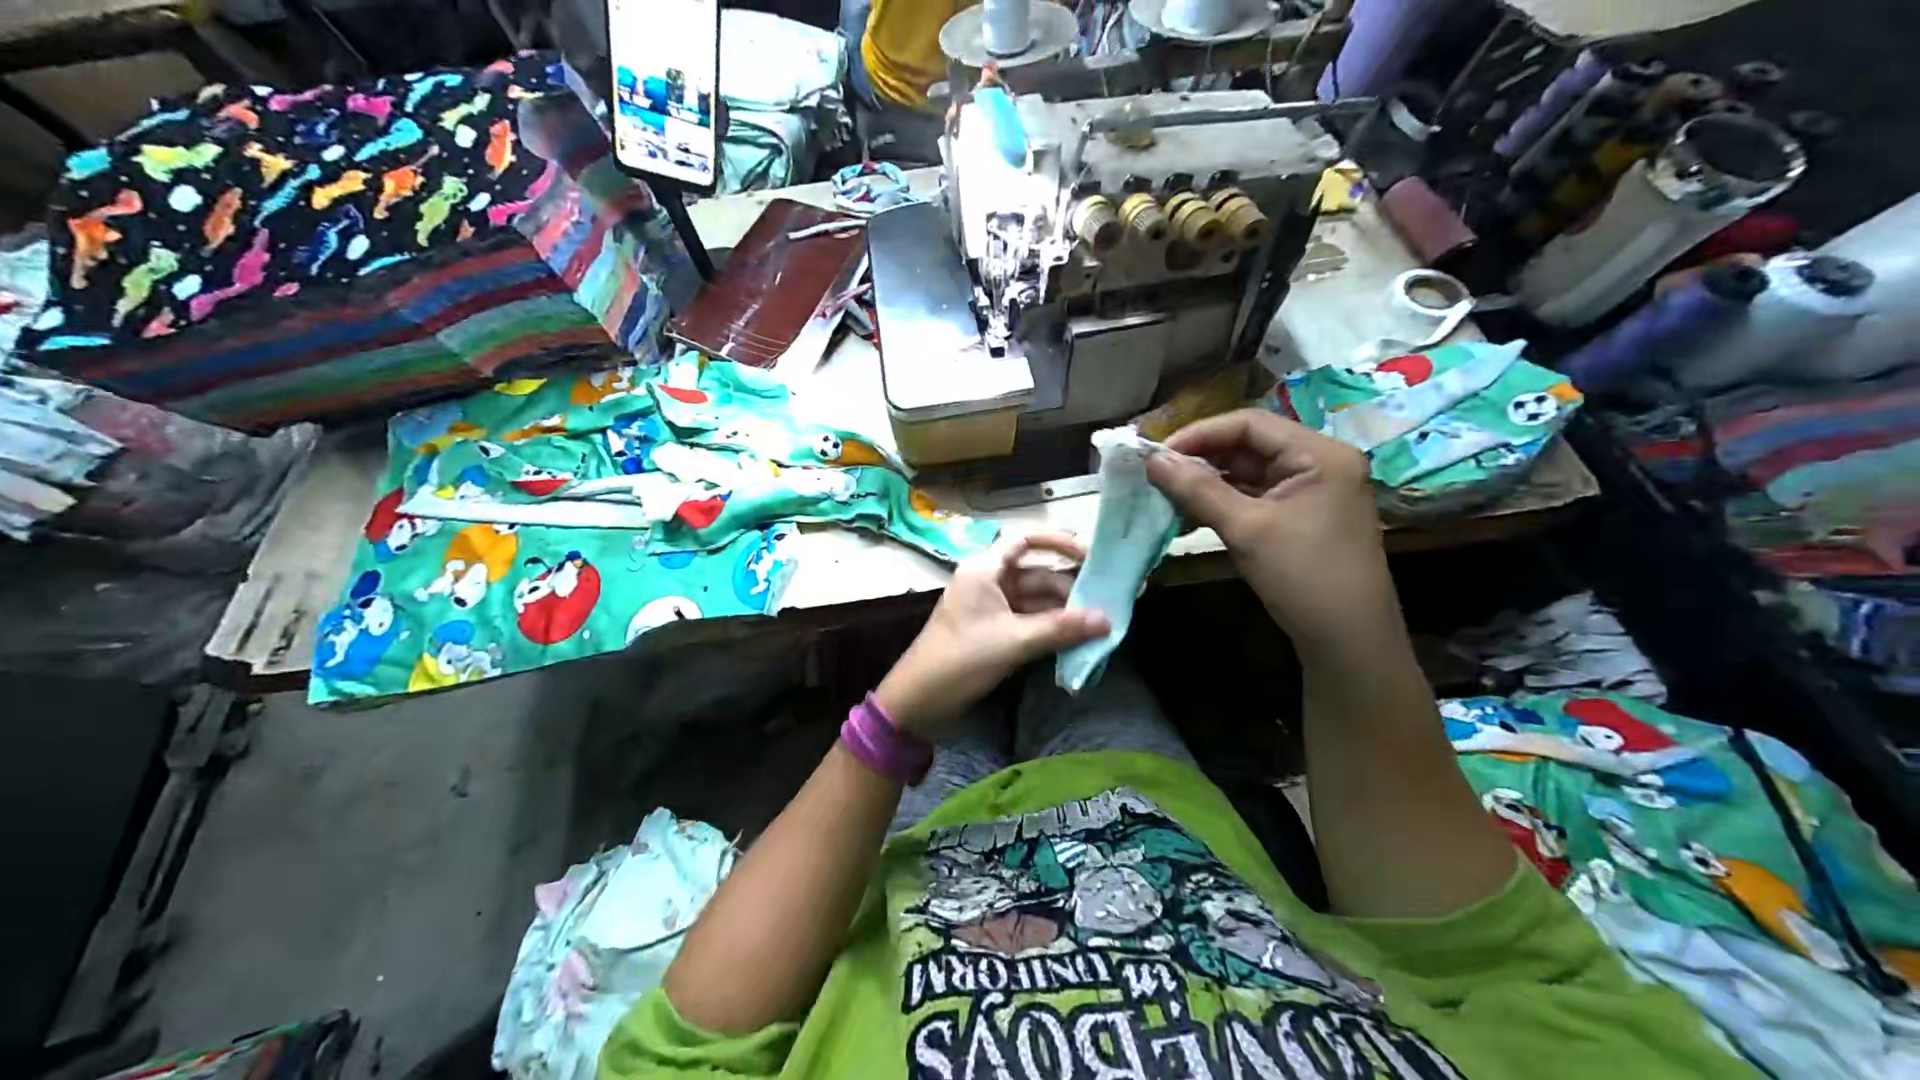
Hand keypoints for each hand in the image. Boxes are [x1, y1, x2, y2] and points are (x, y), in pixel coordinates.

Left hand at [876, 532, 1109, 736]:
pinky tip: (1078, 639)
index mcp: (985, 569)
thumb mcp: (1014, 642)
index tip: (1090, 557)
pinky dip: (1051, 628)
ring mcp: (991, 607)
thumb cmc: (962, 659)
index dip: (1058, 542)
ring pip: (1036, 600)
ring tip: (1101, 624)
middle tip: (1109, 601)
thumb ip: (1061, 629)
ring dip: (1064, 612)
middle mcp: (989, 581)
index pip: (1026, 540)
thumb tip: (1106, 620)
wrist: (920, 700)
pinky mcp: (994, 631)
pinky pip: (1029, 621)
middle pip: (1037, 574)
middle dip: (1070, 588)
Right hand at [1145, 409, 1394, 656]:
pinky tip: (1187, 515)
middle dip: (1200, 459)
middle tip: (1155, 475)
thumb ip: (1198, 489)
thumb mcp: (1246, 529)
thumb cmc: (1303, 577)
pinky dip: (1221, 503)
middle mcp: (1319, 462)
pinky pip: (1253, 497)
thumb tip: (1152, 459)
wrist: (1347, 641)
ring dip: (1206, 483)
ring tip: (1164, 496)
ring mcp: (1310, 490)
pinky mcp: (1299, 515)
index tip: (1157, 454)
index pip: (1250, 424)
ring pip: (1247, 472)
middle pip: (1248, 446)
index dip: (1200, 433)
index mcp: (1320, 454)